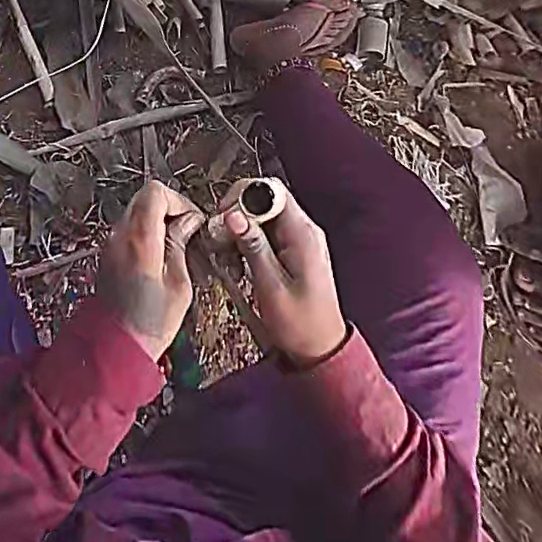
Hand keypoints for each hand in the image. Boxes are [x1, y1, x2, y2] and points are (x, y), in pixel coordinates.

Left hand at [98, 180, 205, 360]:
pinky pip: (129, 226)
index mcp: (141, 239)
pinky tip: (159, 252)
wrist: (115, 346)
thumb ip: (180, 245)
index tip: (192, 220)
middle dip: (170, 206)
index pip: (155, 192)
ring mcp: (111, 241)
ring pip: (137, 209)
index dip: (179, 201)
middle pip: (145, 196)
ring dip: (158, 217)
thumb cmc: (150, 323)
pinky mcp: (108, 250)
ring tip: (175, 243)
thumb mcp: (179, 285)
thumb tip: (188, 221)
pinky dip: (146, 229)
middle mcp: (120, 234)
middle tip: (187, 229)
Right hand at [222, 185, 347, 366]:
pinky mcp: (292, 249)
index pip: (271, 190)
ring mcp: (298, 239)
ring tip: (229, 256)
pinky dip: (247, 242)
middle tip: (220, 238)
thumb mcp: (271, 286)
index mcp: (302, 233)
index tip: (223, 217)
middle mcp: (303, 230)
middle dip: (237, 215)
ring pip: (260, 216)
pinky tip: (239, 264)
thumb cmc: (300, 324)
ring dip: (239, 231)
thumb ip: (253, 246)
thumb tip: (232, 215)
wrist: (322, 351)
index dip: (243, 196)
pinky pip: (264, 232)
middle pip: (263, 200)